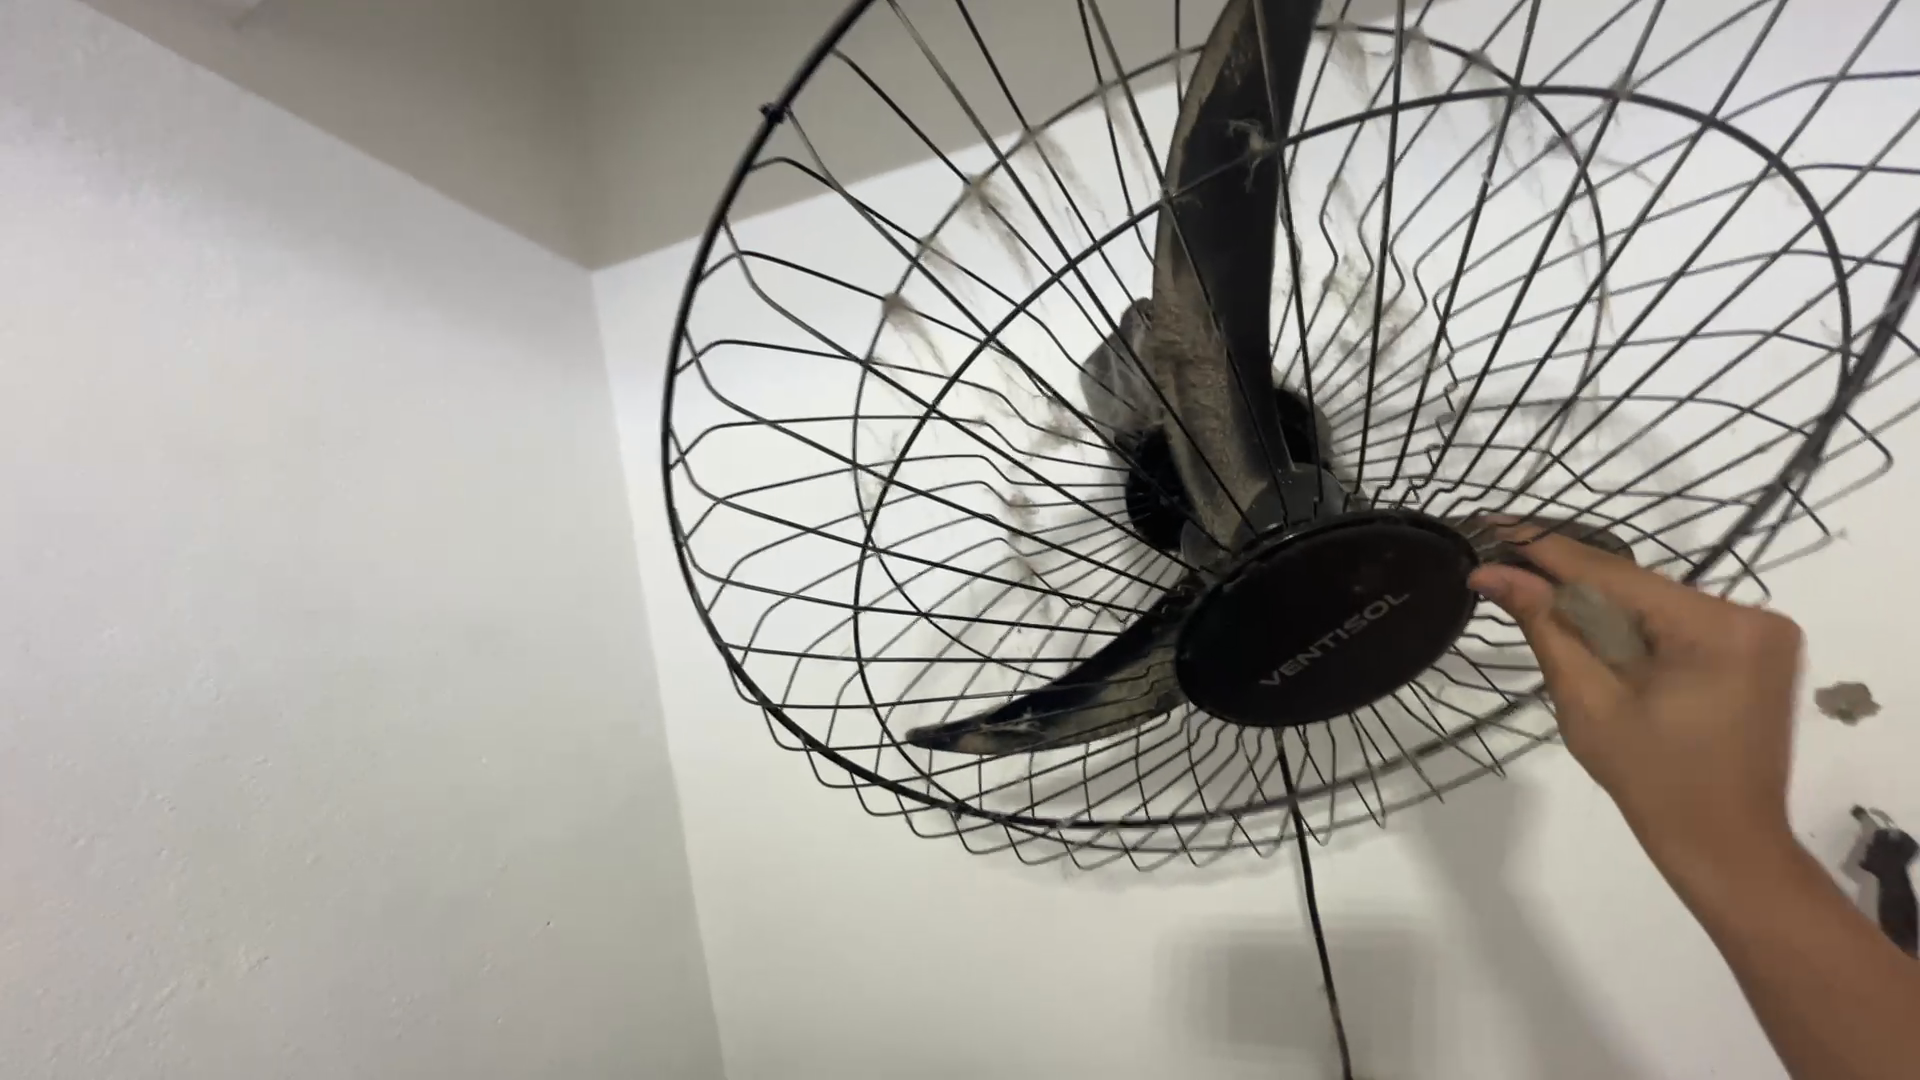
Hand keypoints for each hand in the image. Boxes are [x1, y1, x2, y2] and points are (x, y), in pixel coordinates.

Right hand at [1468, 532, 1803, 875]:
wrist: (1722, 838)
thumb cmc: (1649, 775)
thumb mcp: (1585, 696)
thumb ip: (1543, 624)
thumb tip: (1488, 573)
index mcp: (1716, 627)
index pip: (1608, 573)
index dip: (1540, 547)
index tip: (1487, 523)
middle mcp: (1747, 615)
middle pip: (1628, 582)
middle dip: (1557, 571)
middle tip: (1492, 552)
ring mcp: (1753, 630)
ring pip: (1642, 597)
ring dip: (1582, 594)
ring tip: (1517, 578)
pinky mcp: (1745, 647)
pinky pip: (1663, 616)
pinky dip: (1614, 616)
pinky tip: (1569, 612)